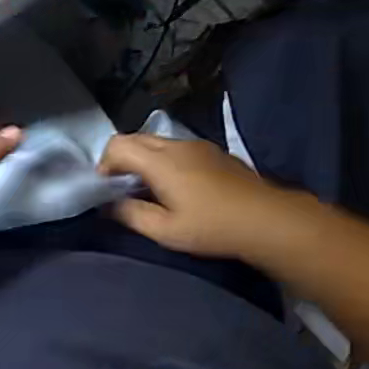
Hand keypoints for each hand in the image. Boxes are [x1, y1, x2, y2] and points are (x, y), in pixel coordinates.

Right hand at [98, 134, 312, 259]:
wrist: (264, 218)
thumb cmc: (212, 227)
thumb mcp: (166, 231)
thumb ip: (132, 215)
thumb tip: (108, 206)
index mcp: (160, 161)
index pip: (118, 145)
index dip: (104, 164)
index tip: (106, 189)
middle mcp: (177, 145)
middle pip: (136, 138)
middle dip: (122, 159)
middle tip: (123, 189)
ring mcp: (198, 145)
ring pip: (159, 141)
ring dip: (145, 158)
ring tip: (150, 189)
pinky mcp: (214, 152)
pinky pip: (179, 147)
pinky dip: (166, 160)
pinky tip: (178, 186)